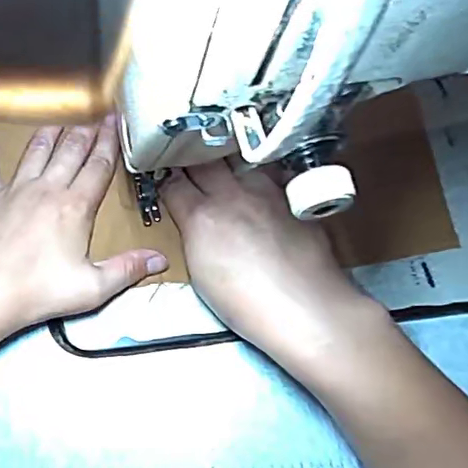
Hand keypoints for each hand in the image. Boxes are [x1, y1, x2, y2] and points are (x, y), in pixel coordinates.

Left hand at [0, 118, 165, 342]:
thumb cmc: (37, 292)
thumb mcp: (92, 288)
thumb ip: (127, 270)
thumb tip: (159, 261)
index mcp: (75, 207)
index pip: (99, 166)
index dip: (110, 142)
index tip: (115, 123)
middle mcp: (46, 190)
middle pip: (70, 152)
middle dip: (85, 133)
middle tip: (94, 119)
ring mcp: (14, 191)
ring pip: (35, 153)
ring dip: (49, 136)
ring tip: (58, 124)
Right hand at [161, 160, 387, 372]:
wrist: (303, 308)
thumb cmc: (250, 304)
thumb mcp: (200, 274)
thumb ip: (194, 237)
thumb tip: (192, 224)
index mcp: (201, 217)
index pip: (172, 184)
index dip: (165, 181)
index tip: (164, 183)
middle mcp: (233, 196)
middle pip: (202, 161)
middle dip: (190, 162)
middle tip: (184, 166)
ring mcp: (266, 192)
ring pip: (237, 158)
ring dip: (224, 162)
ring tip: (220, 168)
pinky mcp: (292, 198)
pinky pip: (270, 173)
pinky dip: (257, 174)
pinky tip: (256, 188)